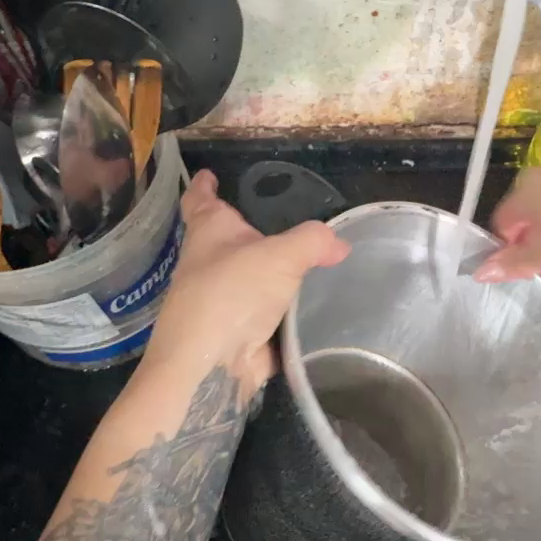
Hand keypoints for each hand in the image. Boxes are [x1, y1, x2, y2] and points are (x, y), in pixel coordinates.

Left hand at [144, 170, 349, 387]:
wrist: (212, 365)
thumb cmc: (232, 295)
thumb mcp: (281, 256)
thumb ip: (313, 242)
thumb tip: (340, 243)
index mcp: (209, 233)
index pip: (201, 200)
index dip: (204, 186)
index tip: (208, 175)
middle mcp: (209, 264)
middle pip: (225, 240)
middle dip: (246, 230)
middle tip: (278, 218)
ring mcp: (221, 301)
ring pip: (246, 277)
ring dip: (267, 271)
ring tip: (303, 260)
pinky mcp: (237, 333)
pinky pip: (264, 312)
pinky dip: (281, 307)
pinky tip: (307, 304)